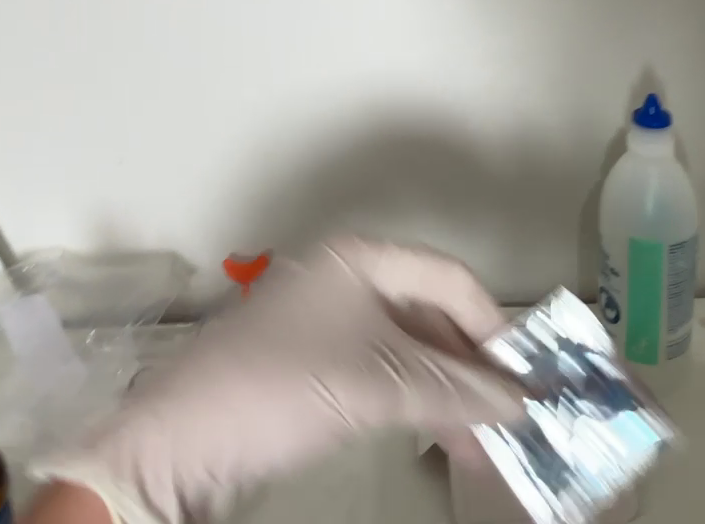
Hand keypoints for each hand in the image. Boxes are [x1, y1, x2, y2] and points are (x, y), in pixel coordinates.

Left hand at [35, 238, 520, 523]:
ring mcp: (327, 319)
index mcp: (359, 257)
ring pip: (407, 347)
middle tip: (512, 419)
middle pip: (429, 314)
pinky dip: (414, 402)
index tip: (526, 377)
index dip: (492, 326)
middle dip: (471, 367)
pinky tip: (441, 438)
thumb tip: (522, 403)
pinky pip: (381, 371)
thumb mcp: (377, 383)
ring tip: (483, 446)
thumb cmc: (281, 387)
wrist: (179, 442)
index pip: (448, 279)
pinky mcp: (313, 361)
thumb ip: (454, 389)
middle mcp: (346, 277)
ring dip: (447, 393)